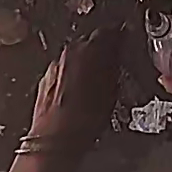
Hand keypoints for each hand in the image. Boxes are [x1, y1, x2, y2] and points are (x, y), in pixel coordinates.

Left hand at [27, 23, 123, 145]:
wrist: (55, 140)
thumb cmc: (84, 119)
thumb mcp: (113, 90)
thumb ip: (115, 66)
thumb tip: (118, 54)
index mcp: (88, 49)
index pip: (109, 32)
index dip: (119, 36)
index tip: (125, 41)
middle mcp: (68, 52)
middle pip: (90, 42)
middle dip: (102, 49)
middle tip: (115, 62)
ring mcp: (55, 66)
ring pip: (76, 56)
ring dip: (87, 63)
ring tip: (99, 81)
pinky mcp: (46, 80)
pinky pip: (65, 71)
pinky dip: (74, 75)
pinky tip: (81, 92)